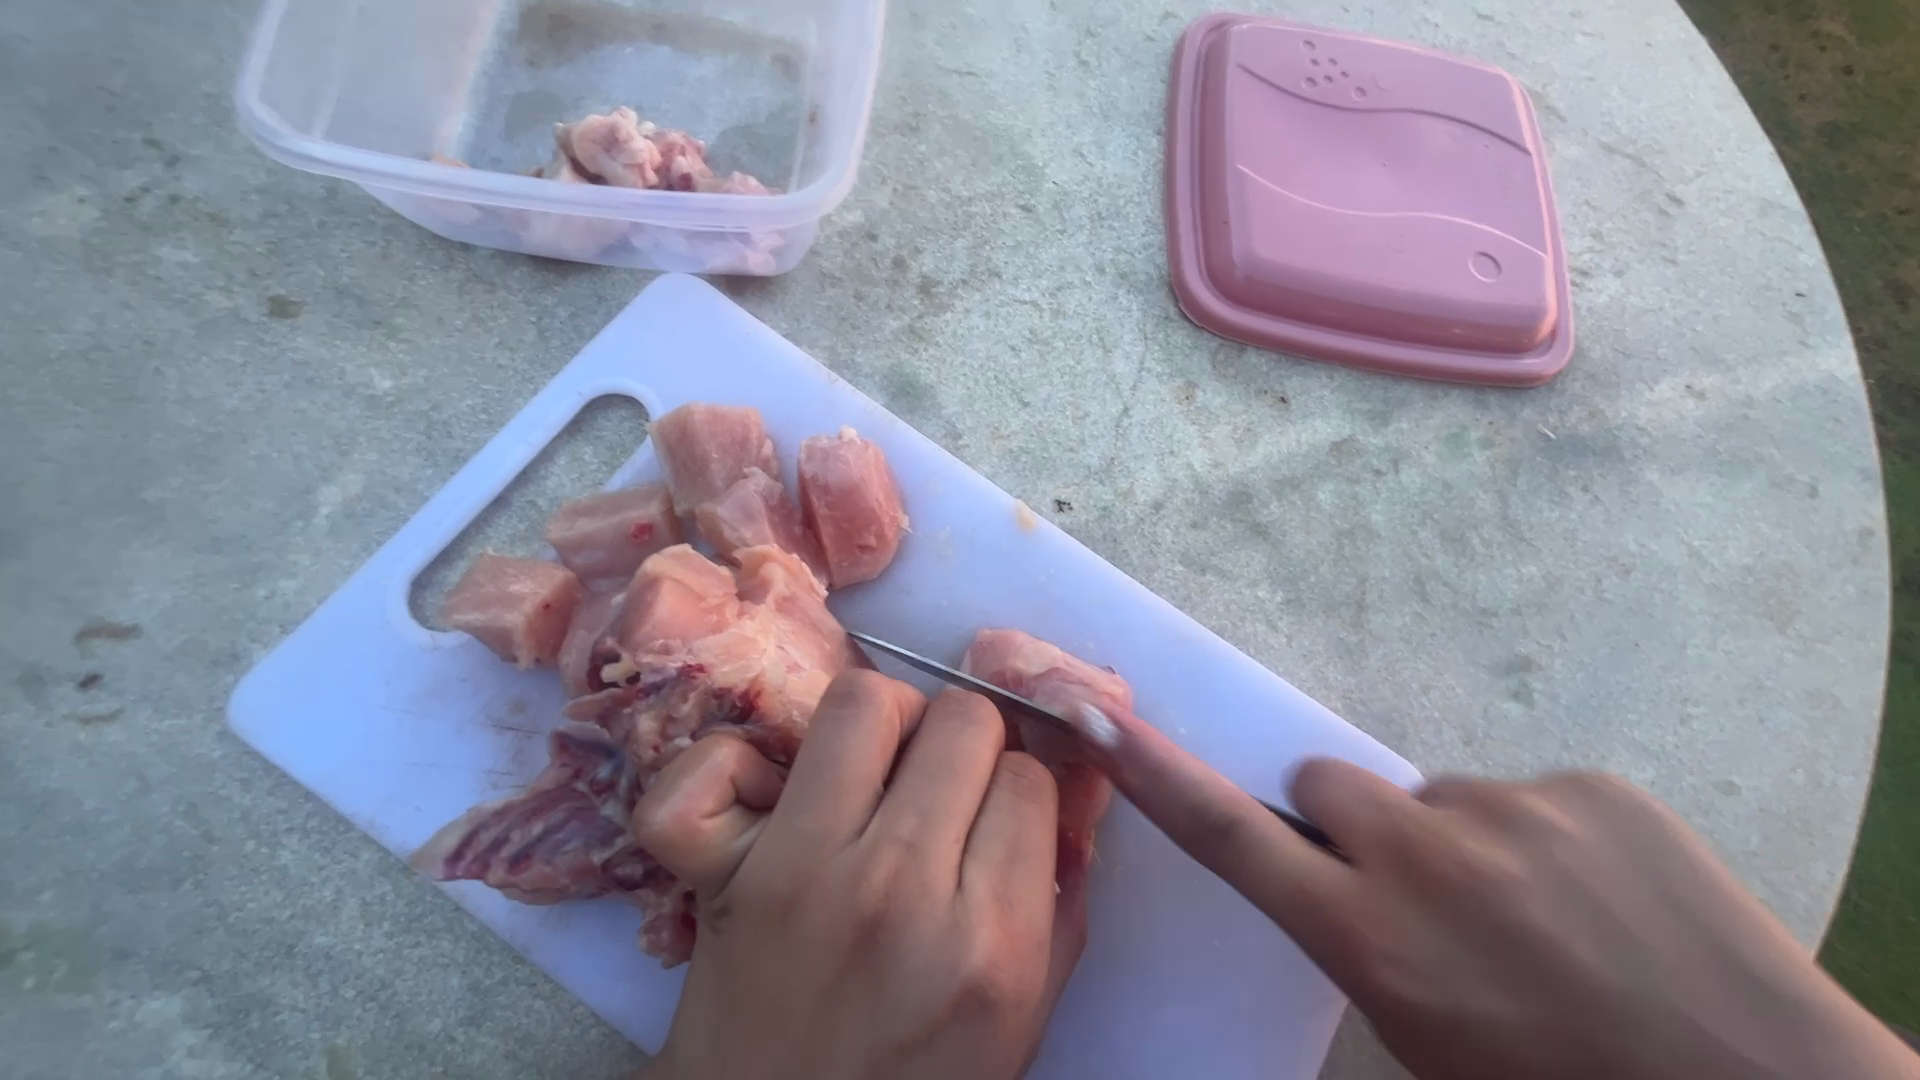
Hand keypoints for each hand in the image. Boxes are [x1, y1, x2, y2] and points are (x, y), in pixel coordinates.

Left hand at [632, 671, 1086, 1079]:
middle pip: (961, 720)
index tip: (992, 807)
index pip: (1028, 775)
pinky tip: (766, 797)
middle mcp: (899, 889)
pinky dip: (735, 764)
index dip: (1015, 784)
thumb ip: (1063, 894)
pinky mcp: (719, 869)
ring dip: (882, 720)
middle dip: (964, 741)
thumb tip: (1074, 781)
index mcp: (991, 939)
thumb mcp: (1024, 1010)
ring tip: (873, 769)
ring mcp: (800, 870)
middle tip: (938, 784)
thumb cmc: (916, 1075)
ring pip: (863, 700)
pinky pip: (718, 762)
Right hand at [1073, 706, 1919, 1079]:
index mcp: (1371, 937)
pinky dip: (1541, 836)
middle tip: (1416, 887)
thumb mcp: (1420, 1034)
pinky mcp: (1590, 786)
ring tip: (1535, 911)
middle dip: (1347, 822)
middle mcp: (1423, 857)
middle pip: (1326, 784)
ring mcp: (1512, 811)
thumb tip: (1340, 869)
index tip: (1096, 712)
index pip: (1225, 832)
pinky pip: (1524, 793)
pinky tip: (1604, 899)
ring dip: (1453, 839)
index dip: (1150, 770)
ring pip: (1429, 795)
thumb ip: (1357, 933)